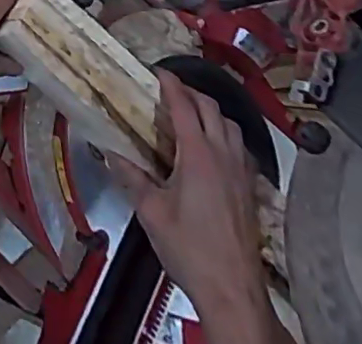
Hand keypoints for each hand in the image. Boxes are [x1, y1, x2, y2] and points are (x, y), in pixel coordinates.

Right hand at [109, 70, 277, 343]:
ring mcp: (241, 171)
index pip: (184, 106)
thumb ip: (131, 177)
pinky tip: (213, 149)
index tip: (158, 72)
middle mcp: (223, 155)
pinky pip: (240, 146)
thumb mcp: (150, 212)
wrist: (232, 289)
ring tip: (191, 114)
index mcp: (198, 155)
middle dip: (191, 92)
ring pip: (230, 125)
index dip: (171, 84)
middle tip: (170, 90)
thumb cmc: (189, 249)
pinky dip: (225, 134)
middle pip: (211, 108)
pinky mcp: (250, 188)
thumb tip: (110, 152)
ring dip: (211, 111)